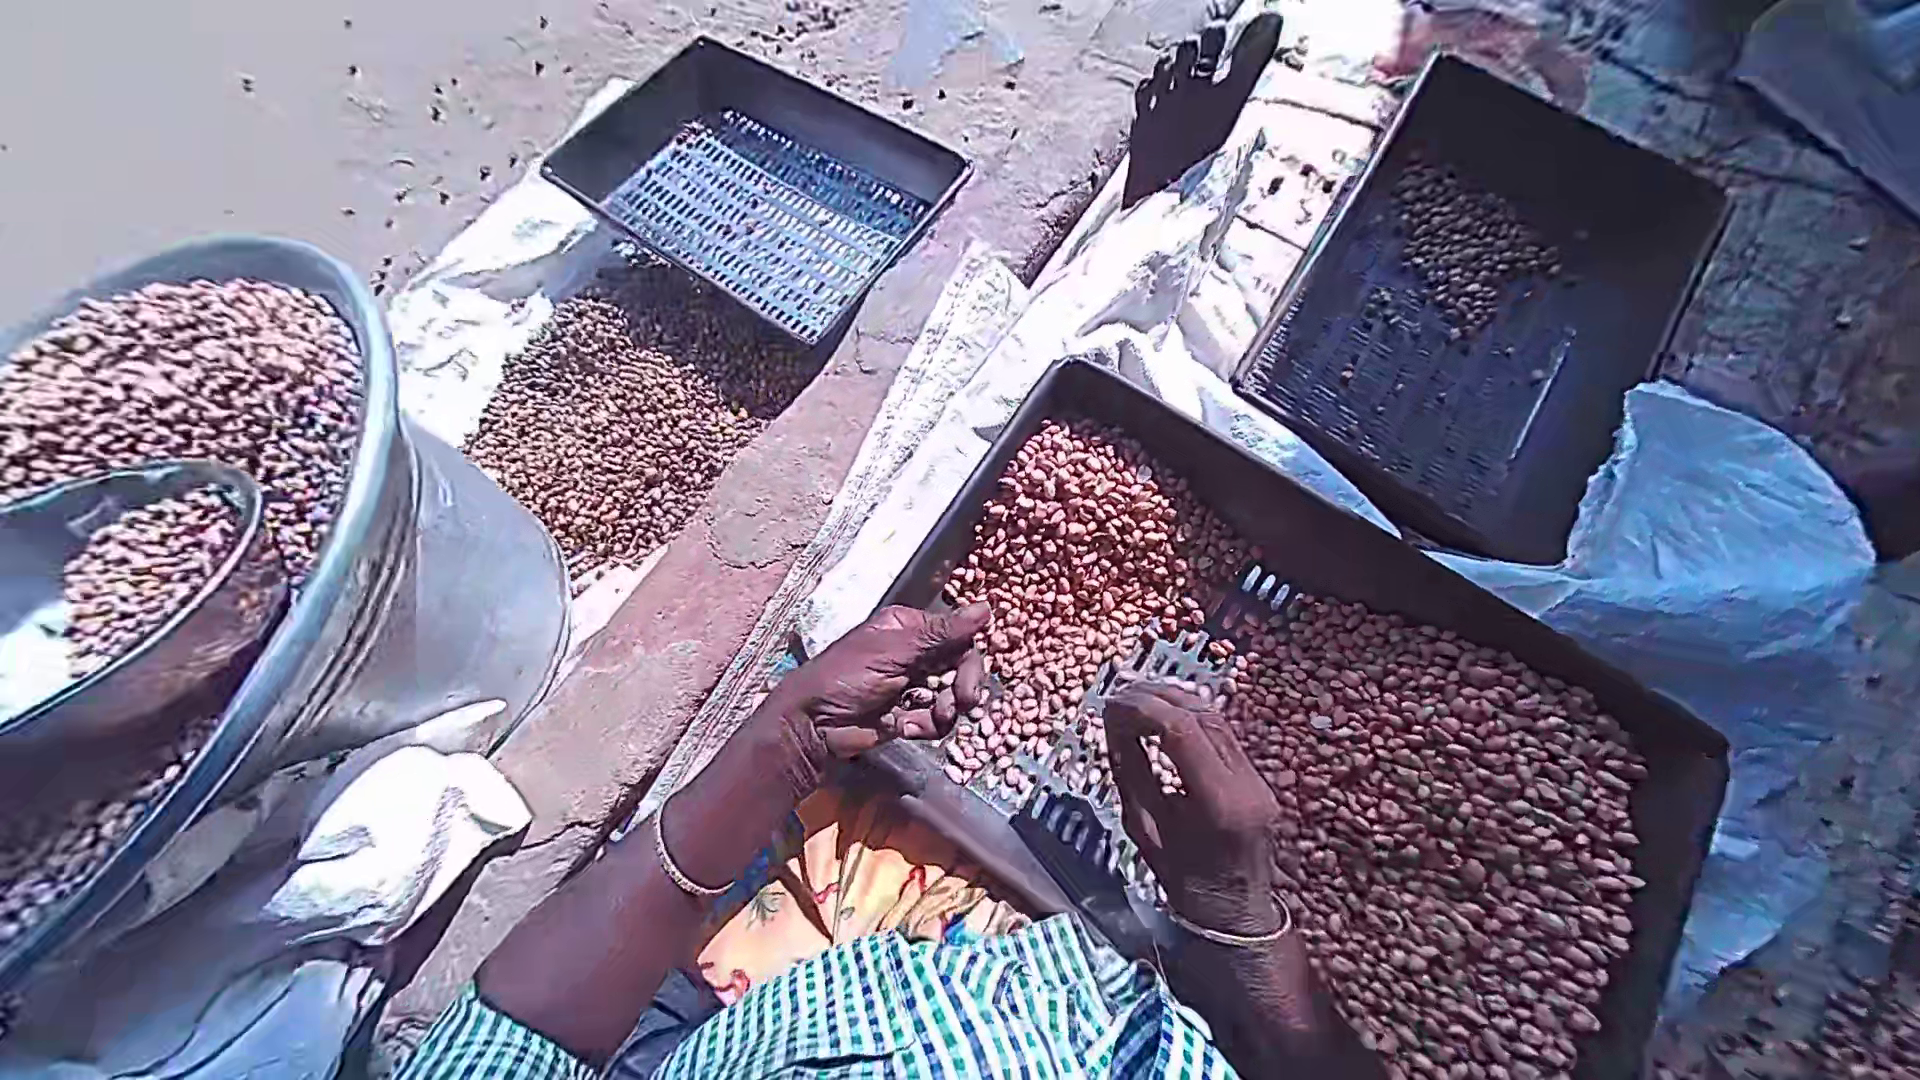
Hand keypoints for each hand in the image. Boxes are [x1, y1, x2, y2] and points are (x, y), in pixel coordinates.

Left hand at [768, 603, 990, 763]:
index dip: (968, 659)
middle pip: (958, 667)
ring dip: (947, 708)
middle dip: (962, 687)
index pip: (956, 637)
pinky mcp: (907, 714)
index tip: (969, 680)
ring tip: (935, 716)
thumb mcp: (895, 651)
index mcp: (909, 629)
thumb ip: (942, 634)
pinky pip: (935, 718)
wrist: (813, 726)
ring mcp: (911, 685)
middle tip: (963, 704)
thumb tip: (986, 608)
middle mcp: (914, 654)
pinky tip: (911, 727)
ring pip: (951, 695)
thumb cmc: (847, 676)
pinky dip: (929, 724)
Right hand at [1106, 679, 1282, 934]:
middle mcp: (1247, 785)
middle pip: (1201, 716)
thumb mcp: (1143, 824)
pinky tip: (1162, 711)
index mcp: (1219, 804)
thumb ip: (1130, 766)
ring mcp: (1258, 779)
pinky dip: (1188, 714)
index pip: (1181, 730)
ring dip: (1172, 700)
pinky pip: (1221, 731)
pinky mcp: (1256, 776)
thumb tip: (1114, 720)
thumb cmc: (1182, 878)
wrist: (1235, 914)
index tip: (1110, 706)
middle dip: (1155, 697)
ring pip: (1214, 717)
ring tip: (1135, 696)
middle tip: (1118, 695)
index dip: (1142, 708)